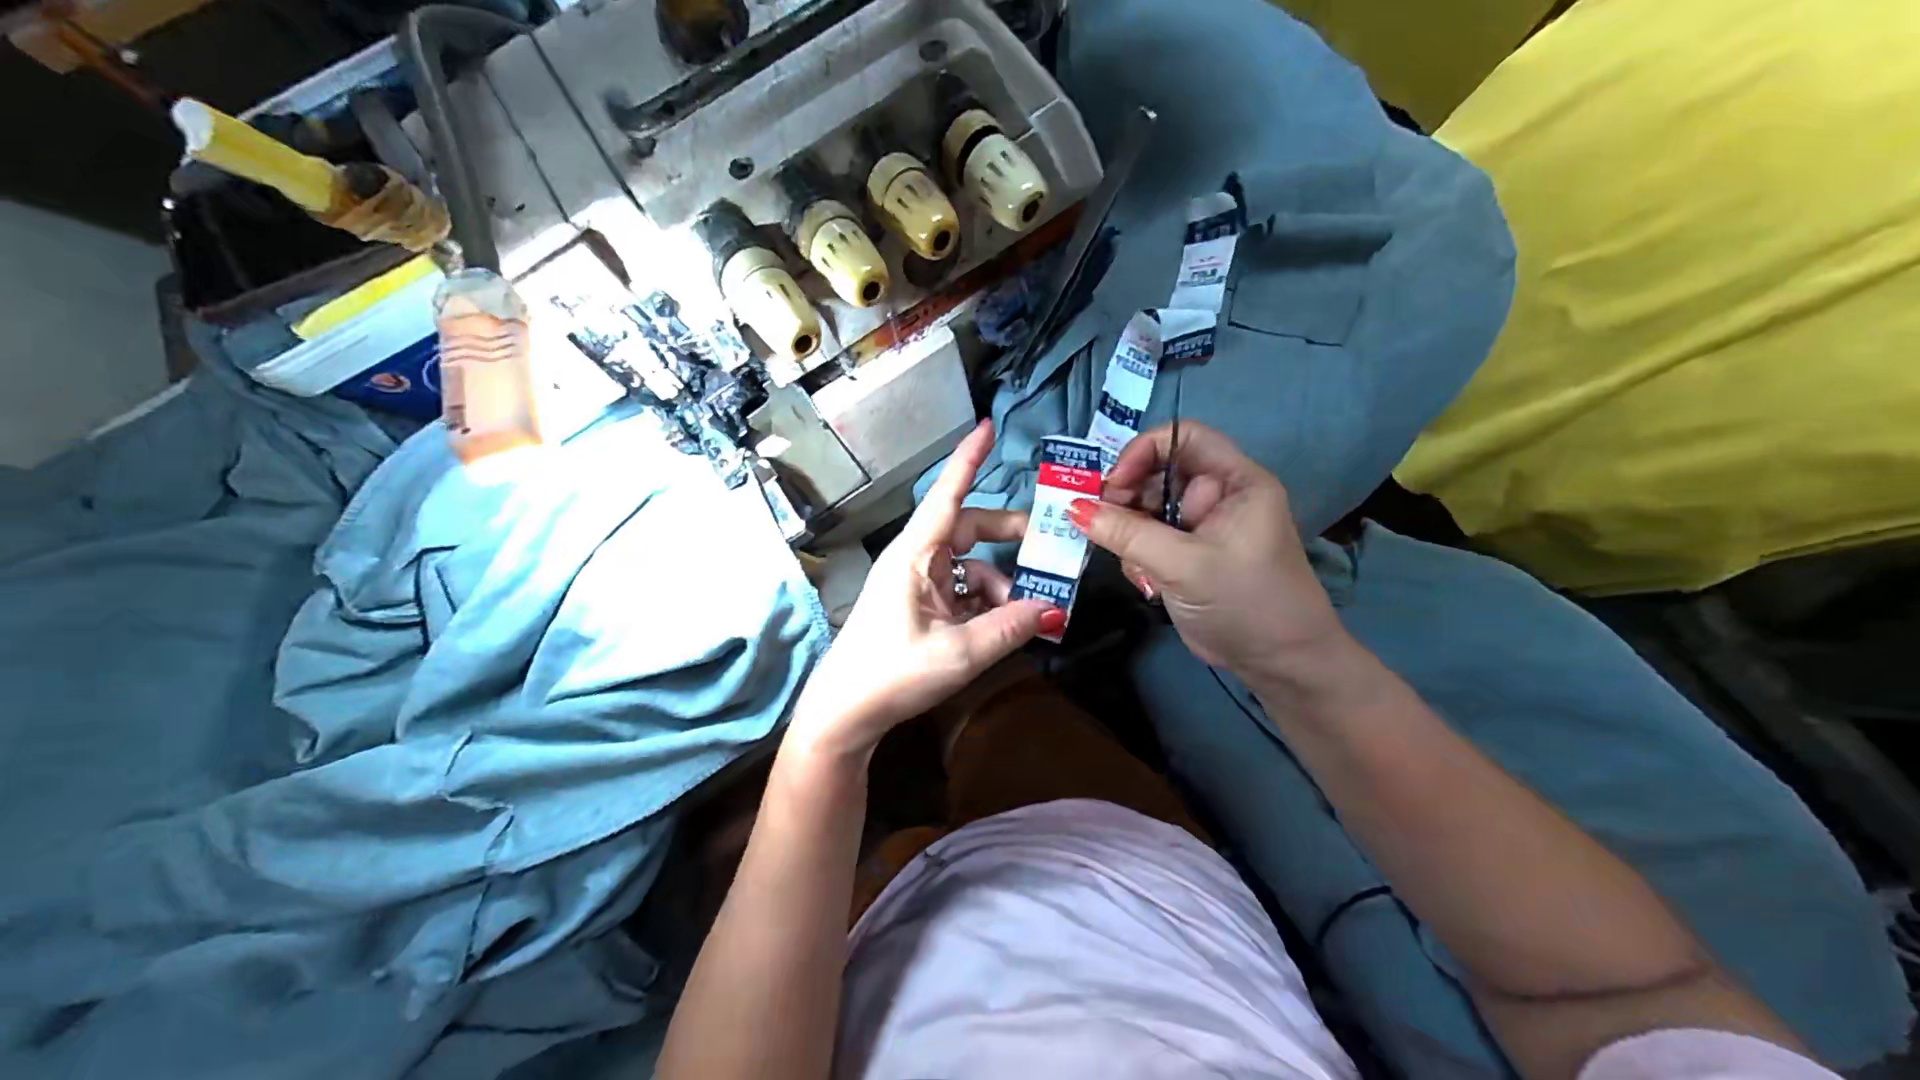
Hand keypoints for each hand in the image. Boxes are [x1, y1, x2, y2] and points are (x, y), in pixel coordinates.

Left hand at [787, 421, 1062, 759]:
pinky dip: (988, 604)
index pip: (947, 496)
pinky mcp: (922, 606)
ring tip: (1027, 615)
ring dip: (1002, 585)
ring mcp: (918, 583)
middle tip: (1050, 548)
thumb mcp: (958, 654)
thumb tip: (1054, 609)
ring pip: (972, 566)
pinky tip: (1006, 627)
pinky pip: (964, 591)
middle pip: (971, 530)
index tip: (988, 426)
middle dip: (1010, 538)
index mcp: (914, 555)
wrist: (845, 713)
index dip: (968, 459)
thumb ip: (1010, 628)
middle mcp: (916, 559)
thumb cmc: (890, 675)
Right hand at [1065, 421, 1345, 682]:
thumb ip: (1128, 534)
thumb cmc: (1246, 602)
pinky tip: (1145, 582)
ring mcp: (1199, 527)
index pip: (1183, 437)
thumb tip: (1073, 507)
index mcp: (1234, 481)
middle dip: (1127, 496)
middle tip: (1102, 523)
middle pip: (1157, 472)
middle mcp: (1215, 496)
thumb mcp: (1185, 565)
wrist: (1279, 664)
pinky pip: (1146, 539)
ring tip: (1132, 563)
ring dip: (1128, 531)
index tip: (1114, 484)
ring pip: (1145, 508)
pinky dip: (1135, 555)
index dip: (1144, 450)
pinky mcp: (1185, 555)